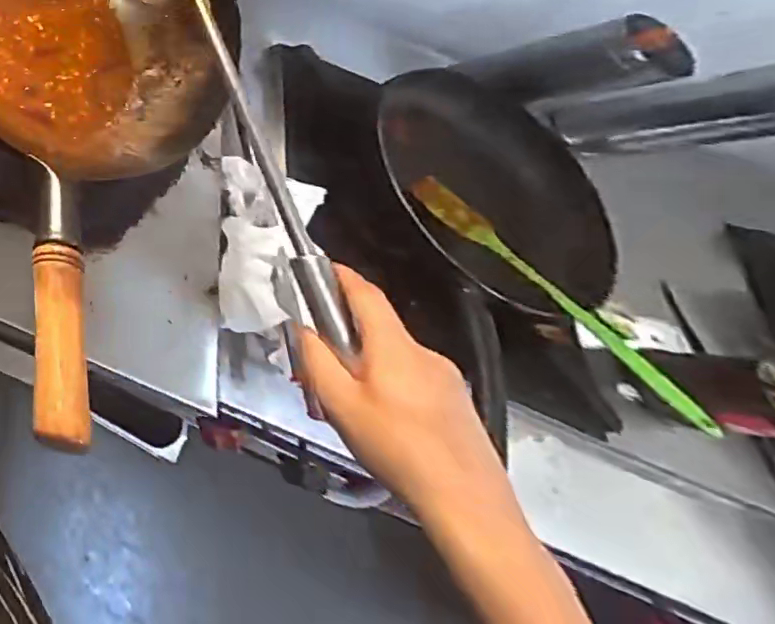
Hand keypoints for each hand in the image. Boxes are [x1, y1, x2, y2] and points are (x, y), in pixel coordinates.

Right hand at [298, 265, 510, 519]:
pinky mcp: (455, 405)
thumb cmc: (399, 451)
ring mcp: (446, 381)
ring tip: (337, 403)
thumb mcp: (338, 401)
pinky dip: (380, 385)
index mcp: (396, 347)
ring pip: (388, 357)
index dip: (338, 274)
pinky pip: (407, 378)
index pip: (365, 293)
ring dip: (357, 367)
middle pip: (372, 328)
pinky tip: (369, 419)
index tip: (315, 266)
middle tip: (311, 365)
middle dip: (337, 338)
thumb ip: (314, 357)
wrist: (470, 509)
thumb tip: (304, 328)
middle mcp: (425, 355)